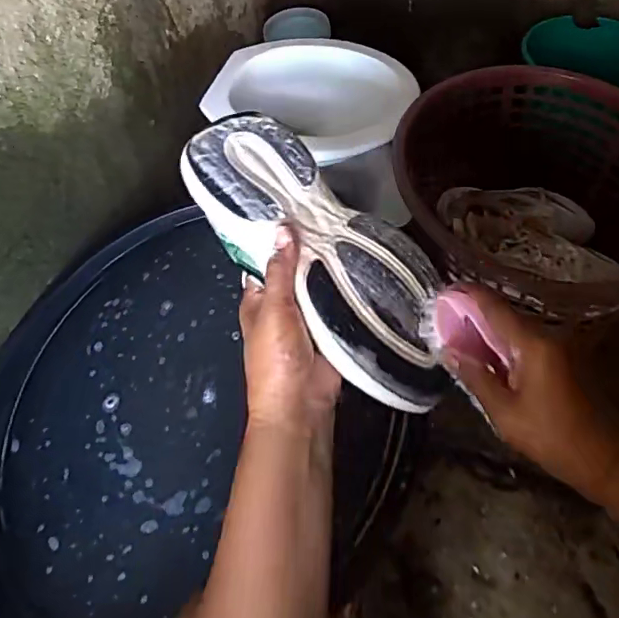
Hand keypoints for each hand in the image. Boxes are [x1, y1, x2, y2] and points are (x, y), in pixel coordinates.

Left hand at [239, 225, 341, 433]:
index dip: (278, 238)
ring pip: (318, 284)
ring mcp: (307, 316)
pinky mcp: (330, 328)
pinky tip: (360, 265)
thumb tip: (282, 230)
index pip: (266, 259)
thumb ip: (280, 270)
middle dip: (310, 250)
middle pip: (296, 270)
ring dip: (329, 268)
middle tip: (330, 217)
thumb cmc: (275, 357)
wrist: (301, 406)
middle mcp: (281, 304)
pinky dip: (346, 289)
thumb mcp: (274, 308)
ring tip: (348, 232)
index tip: (296, 211)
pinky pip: (337, 302)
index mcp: (258, 298)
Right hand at [431, 284, 618, 500]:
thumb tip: (448, 350)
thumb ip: (476, 377)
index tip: (441, 294)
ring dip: (488, 328)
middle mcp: (547, 335)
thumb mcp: (506, 414)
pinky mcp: (564, 357)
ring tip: (461, 338)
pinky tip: (489, 356)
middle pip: (503, 311)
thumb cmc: (557, 440)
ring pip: (514, 325)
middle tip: (445, 322)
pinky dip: (504, 341)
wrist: (613, 462)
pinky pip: (526, 338)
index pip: (492, 305)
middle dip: (472, 312)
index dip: (465, 294)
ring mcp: (559, 344)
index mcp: (532, 343)